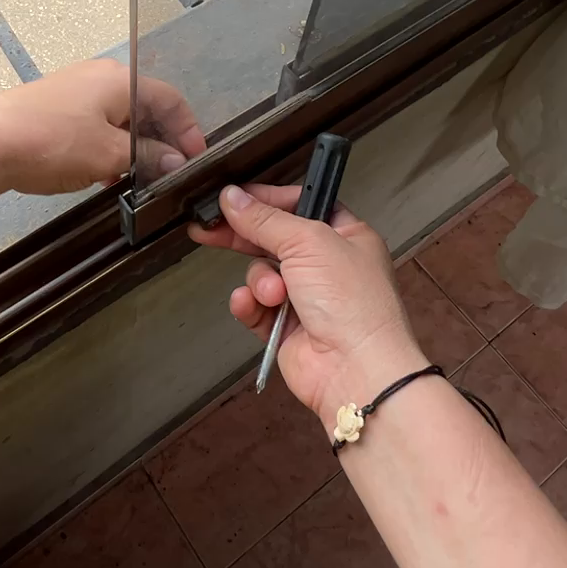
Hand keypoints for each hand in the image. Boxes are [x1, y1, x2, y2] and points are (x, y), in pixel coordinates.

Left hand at [0, 58, 205, 195]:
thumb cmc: (53, 142)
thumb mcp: (110, 154)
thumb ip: (149, 155)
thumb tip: (177, 159)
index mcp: (120, 79)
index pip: (170, 98)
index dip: (188, 129)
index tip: (195, 158)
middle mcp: (99, 76)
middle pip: (144, 105)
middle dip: (160, 139)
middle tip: (168, 172)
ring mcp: (73, 90)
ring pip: (118, 117)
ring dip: (132, 146)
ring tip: (136, 179)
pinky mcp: (52, 108)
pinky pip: (93, 124)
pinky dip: (106, 146)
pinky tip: (102, 174)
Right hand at [190, 183, 425, 424]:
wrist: (356, 371)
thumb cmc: (353, 304)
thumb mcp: (308, 242)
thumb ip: (265, 219)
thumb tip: (232, 197)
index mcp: (345, 235)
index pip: (300, 205)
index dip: (267, 199)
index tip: (234, 197)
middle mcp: (327, 265)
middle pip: (274, 239)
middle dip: (244, 236)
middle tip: (210, 228)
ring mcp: (307, 298)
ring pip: (261, 274)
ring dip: (260, 281)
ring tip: (272, 294)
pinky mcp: (287, 328)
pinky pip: (255, 307)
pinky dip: (249, 305)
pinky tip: (247, 305)